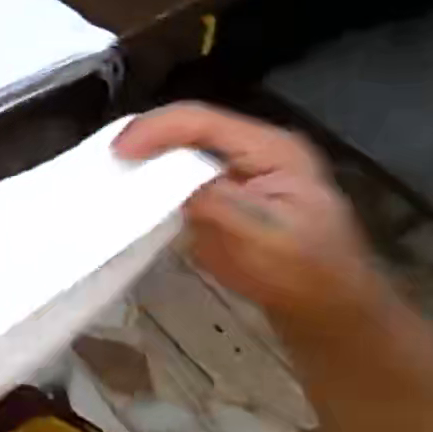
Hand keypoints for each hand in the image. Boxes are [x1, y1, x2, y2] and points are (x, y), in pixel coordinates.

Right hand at [114, 103, 389, 327]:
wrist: (326, 311)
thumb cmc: (305, 273)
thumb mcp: (265, 234)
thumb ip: (214, 199)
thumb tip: (158, 178)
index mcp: (270, 147)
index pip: (199, 120)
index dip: (152, 130)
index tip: (118, 153)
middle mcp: (247, 145)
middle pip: (181, 124)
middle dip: (140, 137)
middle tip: (106, 158)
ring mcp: (230, 162)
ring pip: (171, 141)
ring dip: (139, 152)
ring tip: (109, 166)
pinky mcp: (211, 181)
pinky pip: (171, 164)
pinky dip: (145, 169)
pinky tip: (126, 181)